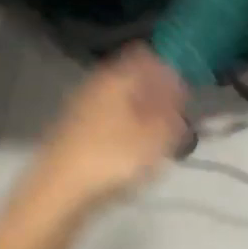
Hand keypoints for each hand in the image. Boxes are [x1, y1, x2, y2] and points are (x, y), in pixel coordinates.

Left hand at [29, 46, 189, 210]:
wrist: (60, 191)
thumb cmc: (114, 159)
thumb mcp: (157, 136)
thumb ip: (173, 111)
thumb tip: (181, 92)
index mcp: (116, 79)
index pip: (147, 57)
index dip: (169, 70)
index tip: (187, 93)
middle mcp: (97, 86)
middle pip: (133, 79)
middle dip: (158, 95)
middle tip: (177, 119)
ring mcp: (82, 108)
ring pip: (123, 100)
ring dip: (144, 114)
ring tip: (162, 139)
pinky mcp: (76, 132)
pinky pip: (112, 120)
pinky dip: (129, 129)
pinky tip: (137, 151)